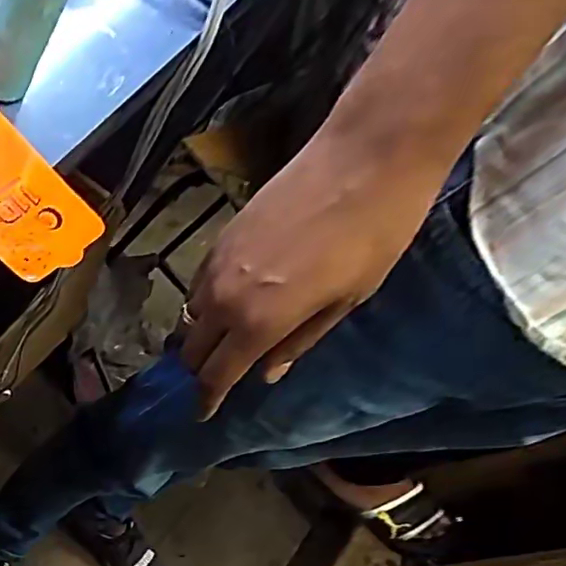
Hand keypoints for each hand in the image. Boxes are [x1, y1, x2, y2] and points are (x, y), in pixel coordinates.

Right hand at [177, 131, 448, 418]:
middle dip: (200, 369)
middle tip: (217, 373)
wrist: (369, 152)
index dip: (207, 398)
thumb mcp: (350, 298)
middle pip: (191, 351)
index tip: (202, 413)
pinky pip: (197, 287)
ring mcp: (214, 269)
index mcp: (257, 323)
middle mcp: (223, 301)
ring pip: (189, 318)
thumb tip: (267, 372)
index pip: (215, 375)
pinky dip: (206, 302)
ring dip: (201, 335)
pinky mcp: (215, 243)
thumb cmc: (376, 229)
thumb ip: (299, 340)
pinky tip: (230, 296)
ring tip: (223, 334)